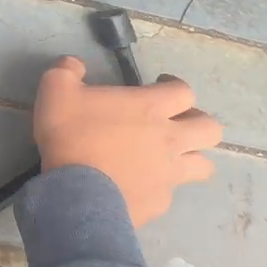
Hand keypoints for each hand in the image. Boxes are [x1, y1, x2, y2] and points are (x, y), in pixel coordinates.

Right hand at [32, 55, 222, 226]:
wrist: (78, 192)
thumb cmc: (70, 133)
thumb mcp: (55, 87)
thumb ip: (68, 69)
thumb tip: (77, 64)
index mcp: (148, 107)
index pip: (184, 92)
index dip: (175, 85)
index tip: (159, 85)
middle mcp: (169, 139)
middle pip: (211, 129)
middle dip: (197, 120)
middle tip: (172, 119)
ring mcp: (170, 174)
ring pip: (205, 164)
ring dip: (190, 155)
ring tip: (166, 153)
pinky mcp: (162, 202)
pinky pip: (172, 188)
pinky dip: (161, 182)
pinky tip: (138, 180)